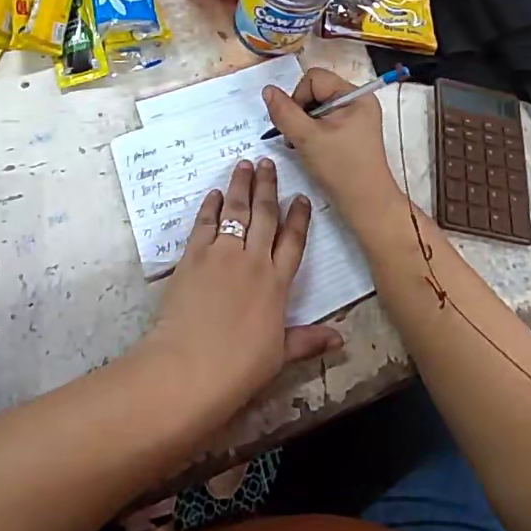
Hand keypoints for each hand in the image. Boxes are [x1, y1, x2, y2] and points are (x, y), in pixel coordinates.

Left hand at [140, 160, 341, 411]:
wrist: (189, 367)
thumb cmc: (238, 368)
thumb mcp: (278, 356)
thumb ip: (307, 340)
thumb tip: (340, 339)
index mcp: (277, 284)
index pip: (293, 241)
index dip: (298, 218)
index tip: (300, 197)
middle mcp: (253, 261)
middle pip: (265, 216)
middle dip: (268, 187)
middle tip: (268, 163)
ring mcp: (222, 254)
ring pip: (236, 211)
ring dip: (241, 185)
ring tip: (244, 164)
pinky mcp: (193, 256)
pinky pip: (205, 223)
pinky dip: (211, 206)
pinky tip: (214, 194)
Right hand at [263, 68, 402, 220]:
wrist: (366, 204)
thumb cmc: (339, 168)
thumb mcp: (306, 137)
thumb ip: (284, 112)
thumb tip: (268, 90)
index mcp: (355, 95)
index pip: (314, 78)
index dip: (298, 97)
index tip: (296, 125)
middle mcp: (359, 100)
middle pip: (316, 90)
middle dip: (300, 111)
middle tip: (297, 137)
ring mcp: (357, 117)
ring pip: (318, 106)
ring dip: (304, 123)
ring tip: (303, 145)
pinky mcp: (353, 132)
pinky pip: (326, 120)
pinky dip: (313, 131)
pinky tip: (312, 149)